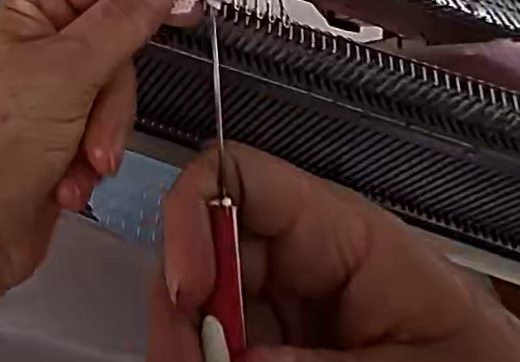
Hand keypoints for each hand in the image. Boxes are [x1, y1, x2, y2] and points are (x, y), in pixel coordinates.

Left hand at [0, 0, 177, 315]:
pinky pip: (103, 130)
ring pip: (114, 93)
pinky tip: (68, 184)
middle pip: (115, 44)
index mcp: (30, 11)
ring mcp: (51, 92)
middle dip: (113, 96)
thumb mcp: (67, 71)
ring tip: (82, 165)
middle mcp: (41, 45)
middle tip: (99, 131)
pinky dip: (92, 159)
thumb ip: (120, 25)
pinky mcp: (61, 136)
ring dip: (104, 134)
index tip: (184, 7)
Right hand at [152, 143, 519, 360]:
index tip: (184, 291)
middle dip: (183, 306)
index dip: (193, 211)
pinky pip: (233, 346)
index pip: (238, 175)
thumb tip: (230, 357)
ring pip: (209, 306)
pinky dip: (212, 360)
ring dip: (191, 344)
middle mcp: (300, 258)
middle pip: (208, 249)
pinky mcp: (284, 350)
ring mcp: (289, 310)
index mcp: (336, 230)